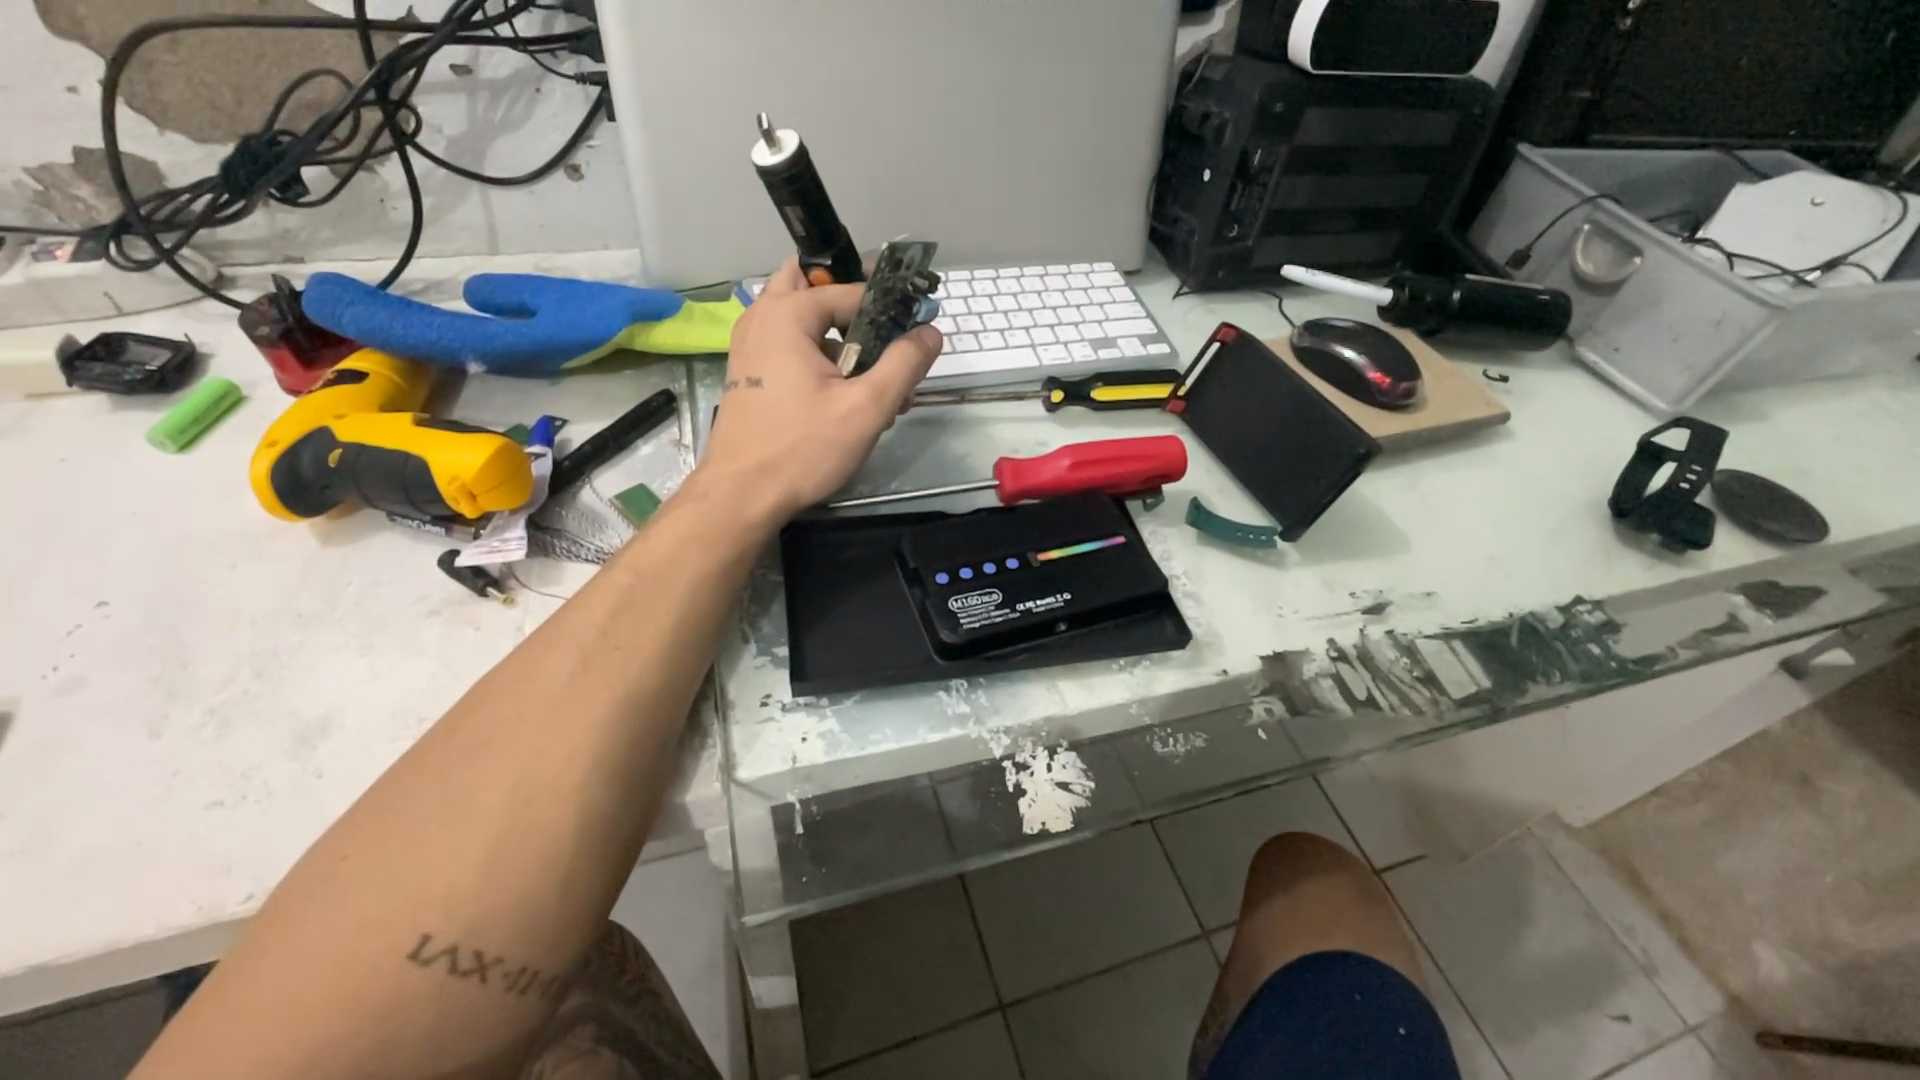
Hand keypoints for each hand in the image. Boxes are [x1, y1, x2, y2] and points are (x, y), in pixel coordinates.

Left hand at [695, 258, 943, 523]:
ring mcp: (751, 344)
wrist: (740, 495)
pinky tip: (848, 396)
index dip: (891, 309)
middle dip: (855, 305)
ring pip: (804, 318)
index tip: (917, 333)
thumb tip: (930, 332)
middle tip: (886, 332)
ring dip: (842, 335)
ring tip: (875, 376)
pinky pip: (791, 344)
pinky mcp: (751, 370)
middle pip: (816, 285)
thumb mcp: (866, 408)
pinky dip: (821, 355)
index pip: (852, 290)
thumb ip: (904, 364)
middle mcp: (762, 317)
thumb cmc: (802, 449)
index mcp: (787, 314)